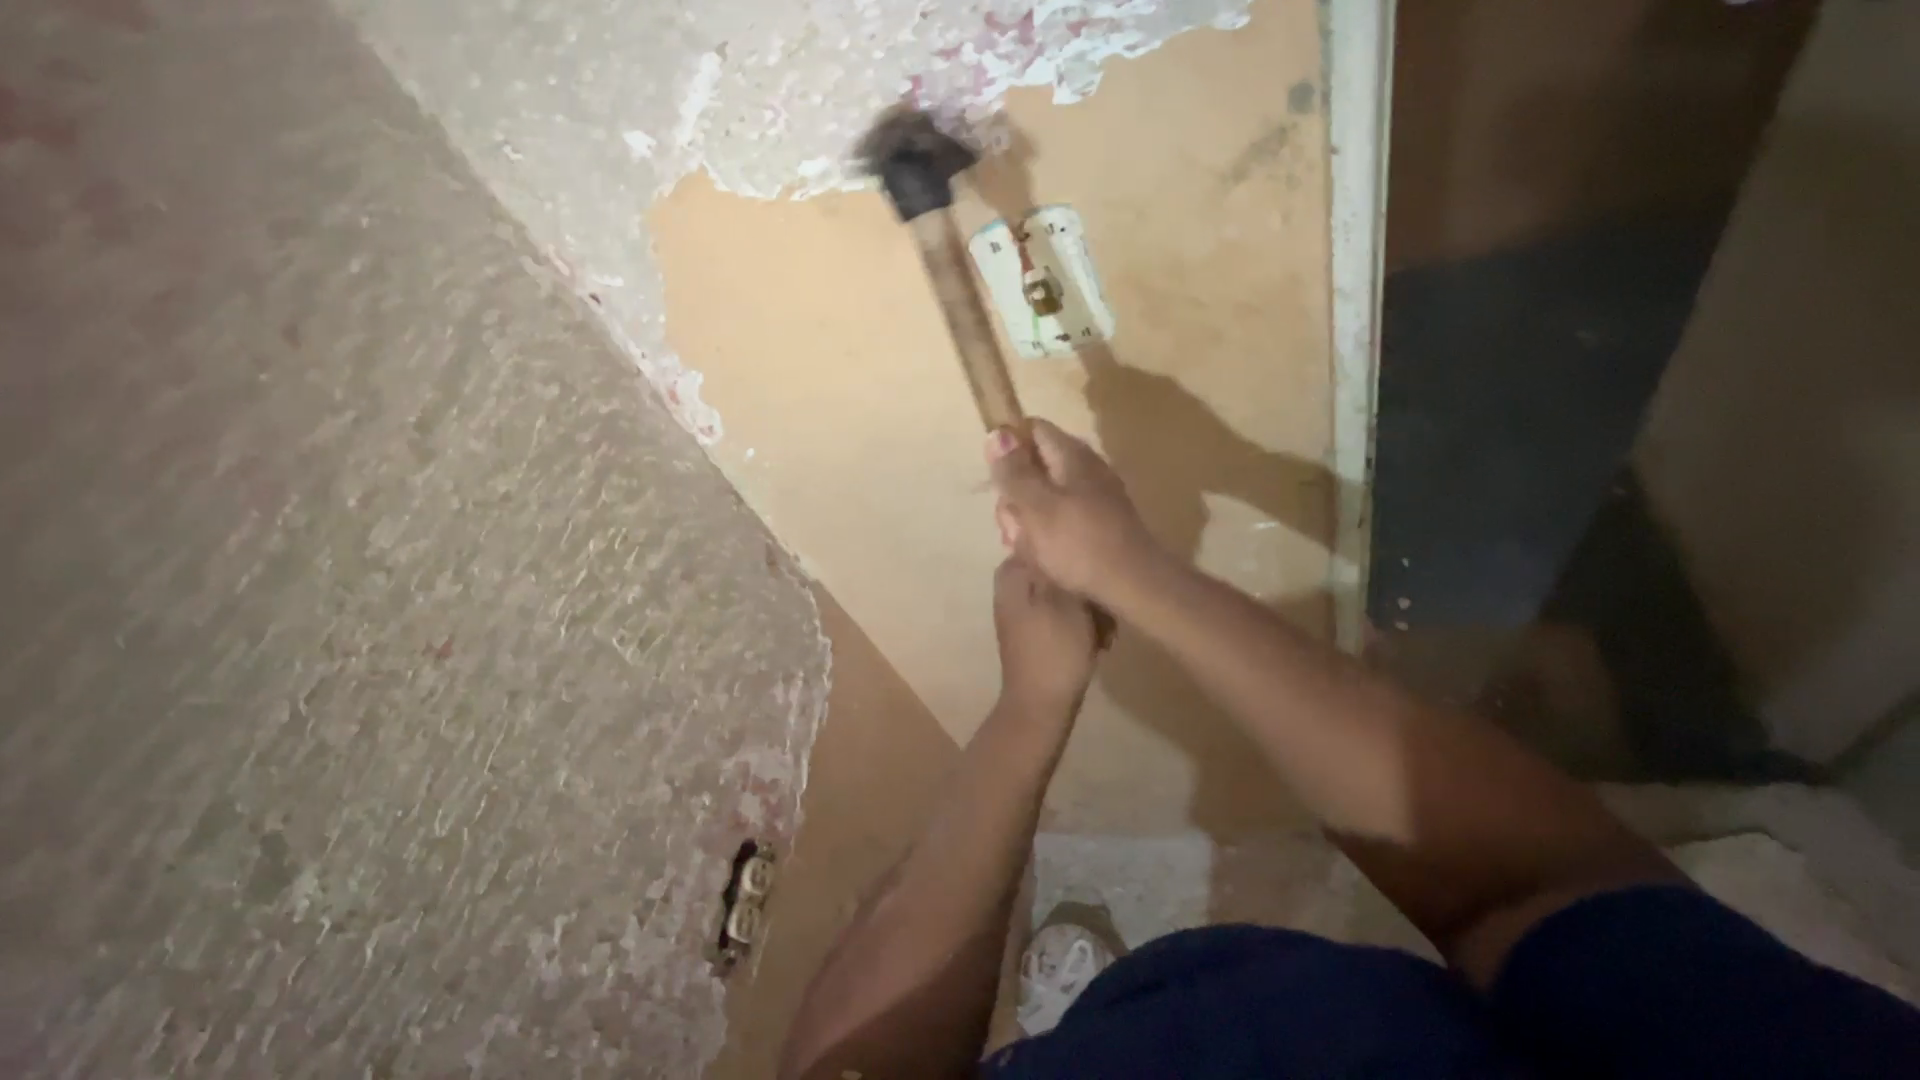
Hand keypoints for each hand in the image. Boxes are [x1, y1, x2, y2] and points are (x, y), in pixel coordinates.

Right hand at [986, 419, 1158, 602]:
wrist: (1133, 585)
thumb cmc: (1079, 543)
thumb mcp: (1036, 506)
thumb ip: (1014, 471)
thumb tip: (996, 434)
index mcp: (1072, 455)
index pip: (1033, 429)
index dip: (1008, 448)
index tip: (996, 481)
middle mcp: (1086, 469)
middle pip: (1035, 467)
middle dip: (1014, 496)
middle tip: (1012, 527)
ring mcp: (1094, 497)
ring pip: (1044, 498)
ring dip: (1027, 521)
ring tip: (1026, 548)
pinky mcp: (1098, 524)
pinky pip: (1061, 519)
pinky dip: (1046, 535)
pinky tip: (1042, 557)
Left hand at [993, 557, 1099, 714]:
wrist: (1041, 706)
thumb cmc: (1056, 649)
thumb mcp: (1066, 599)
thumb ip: (1062, 563)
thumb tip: (1058, 532)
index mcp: (1013, 573)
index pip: (1052, 542)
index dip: (1081, 558)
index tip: (1100, 576)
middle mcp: (1013, 586)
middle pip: (1062, 571)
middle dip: (1088, 591)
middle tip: (1105, 615)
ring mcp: (1023, 610)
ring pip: (1068, 594)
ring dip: (1090, 612)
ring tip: (1103, 634)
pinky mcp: (1035, 632)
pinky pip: (1063, 615)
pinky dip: (1081, 627)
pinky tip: (1097, 644)